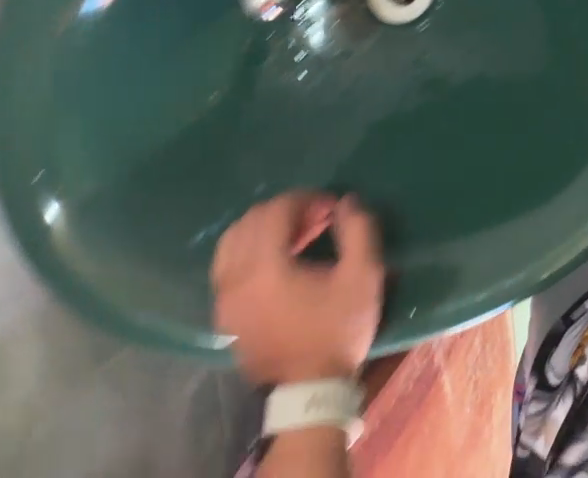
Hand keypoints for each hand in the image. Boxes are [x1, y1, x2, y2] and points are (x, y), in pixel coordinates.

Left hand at [211, 191, 383, 384]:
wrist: (311, 388)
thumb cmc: (338, 329)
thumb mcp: (364, 276)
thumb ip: (359, 231)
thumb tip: (346, 202)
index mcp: (265, 268)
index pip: (274, 212)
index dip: (305, 199)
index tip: (331, 206)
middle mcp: (234, 280)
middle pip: (249, 221)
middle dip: (285, 210)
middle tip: (317, 218)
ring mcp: (223, 300)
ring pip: (230, 242)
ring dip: (263, 228)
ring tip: (295, 235)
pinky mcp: (223, 315)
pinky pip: (226, 267)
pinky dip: (250, 250)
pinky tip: (277, 260)